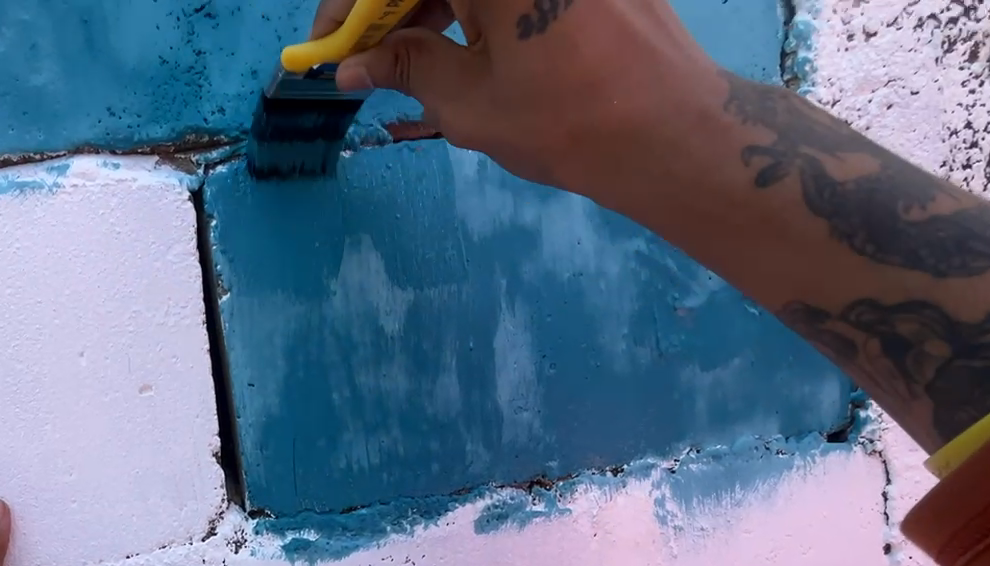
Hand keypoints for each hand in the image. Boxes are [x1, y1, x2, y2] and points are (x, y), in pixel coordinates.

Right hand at [315, 0, 721, 203]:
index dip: (348, 6)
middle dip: (386, 6)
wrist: (664, 128)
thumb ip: (405, 67)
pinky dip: (468, 2)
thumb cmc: (560, 121)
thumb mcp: (467, 101)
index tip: (326, 48)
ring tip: (400, 58)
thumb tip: (352, 67)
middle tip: (360, 56)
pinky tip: (450, 39)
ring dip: (428, 4)